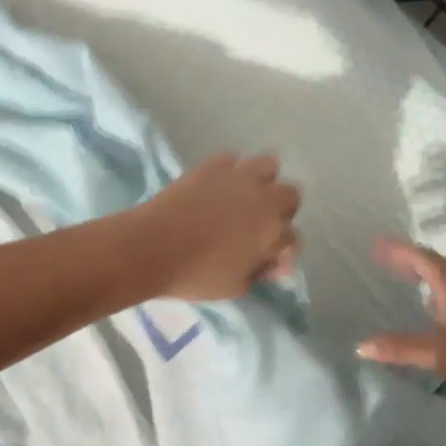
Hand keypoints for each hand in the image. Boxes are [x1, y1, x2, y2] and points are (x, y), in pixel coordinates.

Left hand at [134, 153, 301, 300]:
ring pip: (269, 165)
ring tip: (246, 196)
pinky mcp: (211, 166)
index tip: (268, 261)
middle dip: (281, 210)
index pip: (293, 238)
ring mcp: (238, 178)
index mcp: (273, 231)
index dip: (283, 252)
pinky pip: (231, 159)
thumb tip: (271, 262)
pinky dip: (230, 170)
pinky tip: (219, 185)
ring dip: (264, 180)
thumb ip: (260, 271)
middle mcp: (264, 199)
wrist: (152, 247)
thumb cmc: (197, 274)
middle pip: (291, 195)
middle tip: (261, 225)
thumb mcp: (236, 286)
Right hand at [357, 239, 445, 412]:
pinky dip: (431, 286)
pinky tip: (424, 300)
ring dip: (419, 271)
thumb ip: (399, 348)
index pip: (422, 258)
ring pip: (443, 275)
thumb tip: (361, 346)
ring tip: (397, 272)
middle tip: (379, 256)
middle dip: (406, 257)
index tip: (374, 244)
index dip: (397, 250)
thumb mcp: (437, 353)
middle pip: (433, 262)